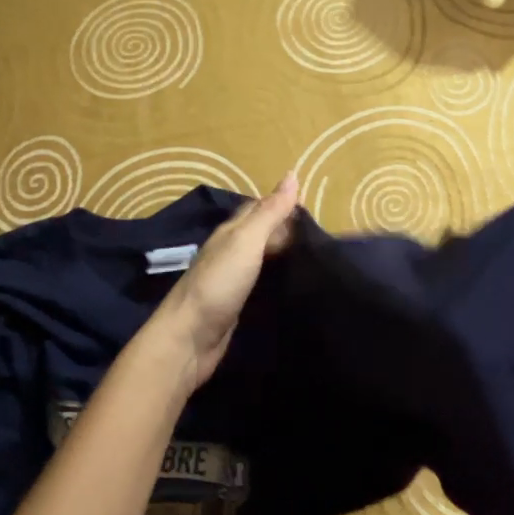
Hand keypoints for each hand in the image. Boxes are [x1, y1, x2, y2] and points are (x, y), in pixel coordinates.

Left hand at [147, 173, 300, 389]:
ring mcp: (233, 279)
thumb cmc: (218, 284)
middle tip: (324, 236)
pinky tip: (296, 285)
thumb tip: (292, 174)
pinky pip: (263, 283)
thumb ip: (269, 213)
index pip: (260, 208)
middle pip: (262, 233)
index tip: (315, 207)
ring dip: (285, 255)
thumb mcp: (246, 242)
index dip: (285, 204)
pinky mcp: (238, 305)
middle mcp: (231, 251)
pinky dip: (279, 279)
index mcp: (231, 232)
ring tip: (318, 259)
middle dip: (288, 230)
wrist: (189, 339)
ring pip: (263, 258)